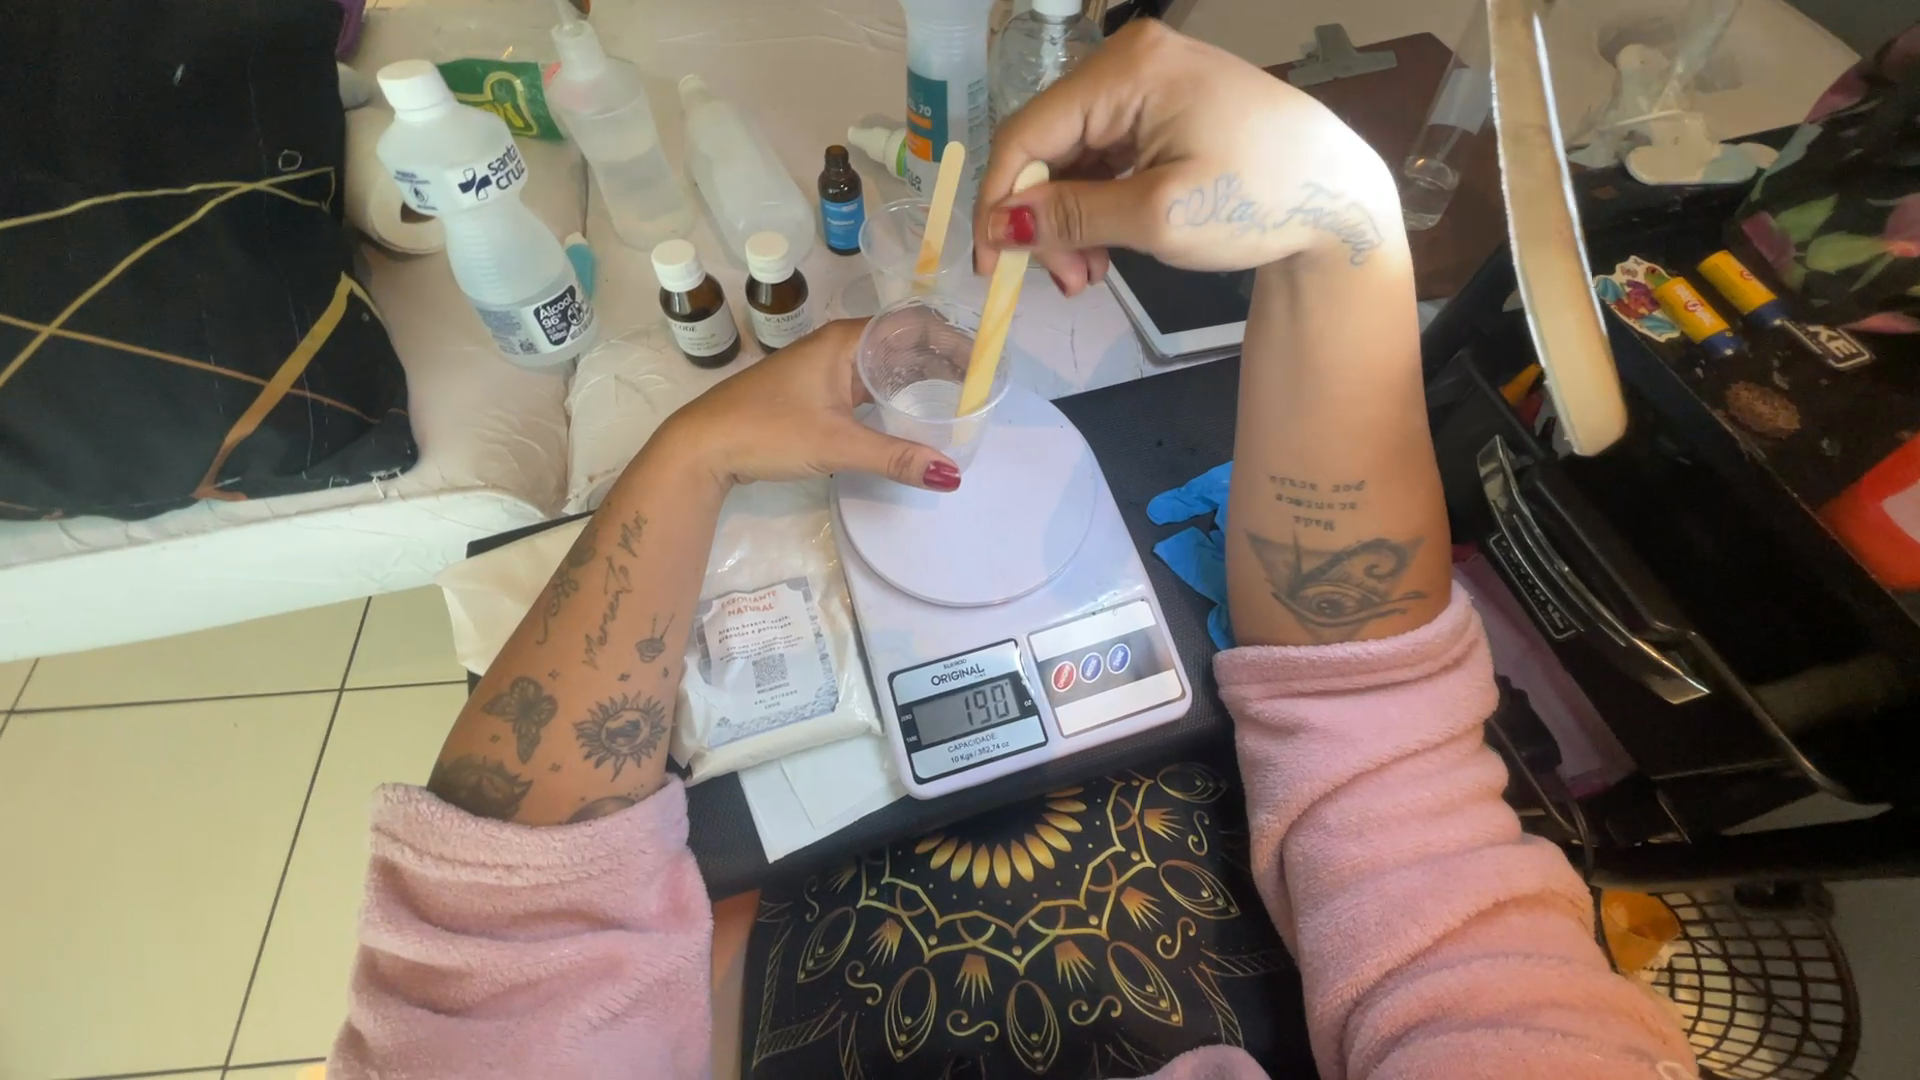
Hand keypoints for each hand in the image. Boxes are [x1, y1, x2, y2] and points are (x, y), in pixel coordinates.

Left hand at [661, 319, 962, 491]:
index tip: (982, 364)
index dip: (952, 340)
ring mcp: (825, 370)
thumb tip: (950, 473)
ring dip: (919, 378)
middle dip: (942, 360)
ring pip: (885, 365)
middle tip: (977, 387)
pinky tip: (909, 416)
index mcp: (845, 342)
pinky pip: (868, 385)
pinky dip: (895, 395)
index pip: (913, 325)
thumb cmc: (766, 430)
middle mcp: (838, 347)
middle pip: (903, 342)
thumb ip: (895, 458)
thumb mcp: (836, 444)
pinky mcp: (816, 393)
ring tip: (954, 399)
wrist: (702, 445)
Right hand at [973, 19, 1395, 292]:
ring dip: (1066, 228)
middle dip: (1043, 225)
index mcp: (1125, 72)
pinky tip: (1104, 253)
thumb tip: (1000, 227)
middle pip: (1044, 152)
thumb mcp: (1157, 215)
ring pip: (1067, 167)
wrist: (1333, 200)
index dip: (997, 204)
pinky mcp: (1152, 120)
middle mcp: (1124, 69)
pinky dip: (1091, 216)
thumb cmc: (1258, 199)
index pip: (1026, 135)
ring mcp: (1139, 94)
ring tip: (1090, 276)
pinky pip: (1097, 169)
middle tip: (1064, 284)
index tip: (990, 267)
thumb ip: (1072, 218)